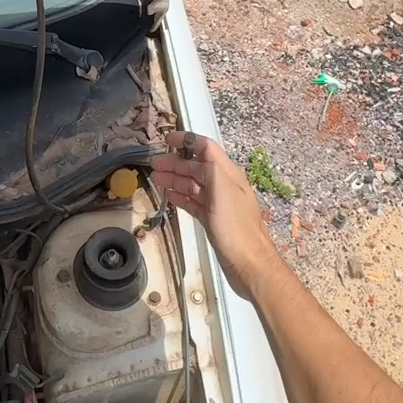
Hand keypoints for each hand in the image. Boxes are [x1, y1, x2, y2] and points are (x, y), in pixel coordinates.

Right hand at [150, 131, 285, 300]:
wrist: (249, 264)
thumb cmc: (235, 226)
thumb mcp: (222, 190)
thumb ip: (209, 170)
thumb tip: (194, 162)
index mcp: (227, 174)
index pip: (206, 148)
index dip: (187, 140)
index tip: (166, 139)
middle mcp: (223, 185)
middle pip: (196, 166)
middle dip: (175, 162)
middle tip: (153, 163)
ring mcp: (217, 203)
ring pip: (193, 184)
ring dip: (174, 178)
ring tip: (155, 178)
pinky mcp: (212, 219)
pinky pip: (193, 202)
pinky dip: (181, 196)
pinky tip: (169, 195)